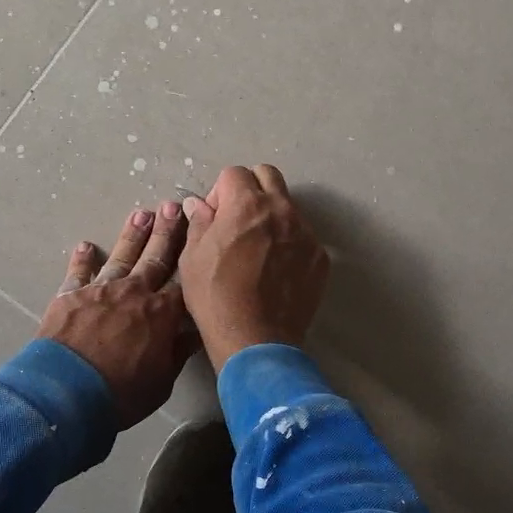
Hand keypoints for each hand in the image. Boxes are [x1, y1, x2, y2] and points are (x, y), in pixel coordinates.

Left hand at [38, 202, 199, 429]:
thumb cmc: (121, 393)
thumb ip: (177, 353)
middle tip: (173, 207)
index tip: (202, 238)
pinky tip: (85, 246)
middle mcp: (135, 292)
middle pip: (156, 258)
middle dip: (166, 232)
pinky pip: (78, 272)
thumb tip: (195, 333)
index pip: (185, 282)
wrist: (67, 391)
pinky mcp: (70, 295)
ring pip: (122, 257)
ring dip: (132, 236)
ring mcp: (101, 290)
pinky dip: (82, 259)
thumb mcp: (161, 381)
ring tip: (141, 214)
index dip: (194, 259)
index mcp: (163, 313)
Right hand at [179, 165, 330, 372]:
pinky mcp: (320, 257)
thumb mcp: (192, 258)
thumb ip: (199, 223)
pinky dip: (288, 243)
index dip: (220, 192)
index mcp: (247, 204)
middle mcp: (281, 210)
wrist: (256, 339)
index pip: (234, 173)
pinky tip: (274, 271)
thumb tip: (199, 204)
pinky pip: (303, 236)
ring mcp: (306, 233)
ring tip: (257, 249)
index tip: (214, 217)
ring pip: (288, 206)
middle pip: (268, 176)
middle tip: (237, 219)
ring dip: (271, 215)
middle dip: (250, 189)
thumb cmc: (215, 297)